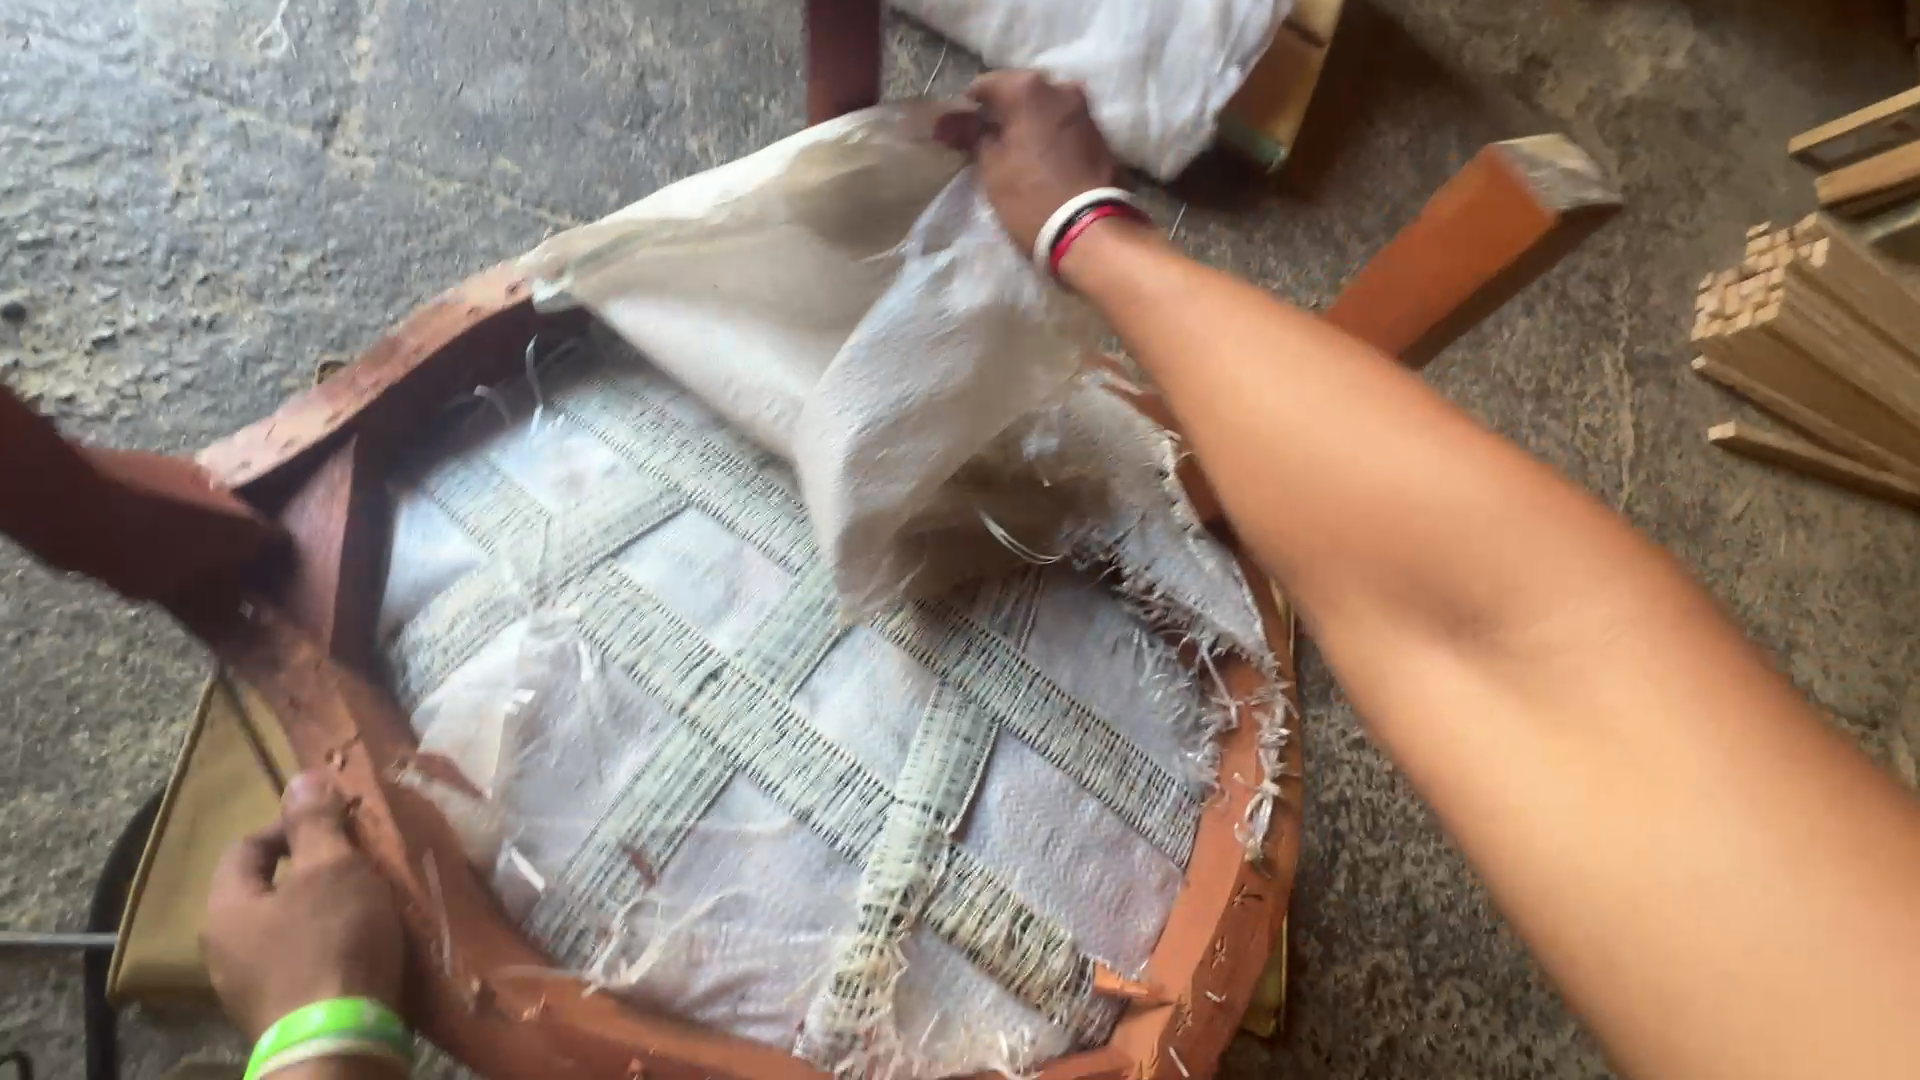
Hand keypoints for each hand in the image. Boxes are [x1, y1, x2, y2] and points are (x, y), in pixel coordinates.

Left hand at [203, 770, 405, 1040]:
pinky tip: (365, 937)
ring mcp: (248, 981)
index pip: (246, 847)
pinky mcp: (279, 1004)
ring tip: (371, 896)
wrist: (340, 1033)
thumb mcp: (334, 868)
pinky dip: (330, 936)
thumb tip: (301, 776)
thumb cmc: (334, 939)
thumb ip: (317, 823)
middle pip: (267, 885)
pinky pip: (300, 953)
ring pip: (285, 920)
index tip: (342, 822)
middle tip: (363, 856)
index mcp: (228, 908)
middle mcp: (224, 945)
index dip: (292, 824)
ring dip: (325, 901)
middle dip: (315, 864)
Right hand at [934, 71, 1122, 252]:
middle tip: (989, 144)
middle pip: (1020, 93)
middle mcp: (1060, 87)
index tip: (961, 132)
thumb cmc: (1031, 198)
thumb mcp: (992, 169)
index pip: (985, 85)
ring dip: (1030, 125)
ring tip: (1018, 155)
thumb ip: (971, 136)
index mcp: (1028, 88)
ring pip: (1045, 109)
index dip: (969, 109)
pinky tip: (1043, 161)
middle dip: (1003, 114)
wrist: (1089, 231)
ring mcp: (1085, 110)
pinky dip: (1051, 137)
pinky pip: (1065, 127)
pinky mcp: (1101, 135)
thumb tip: (946, 120)